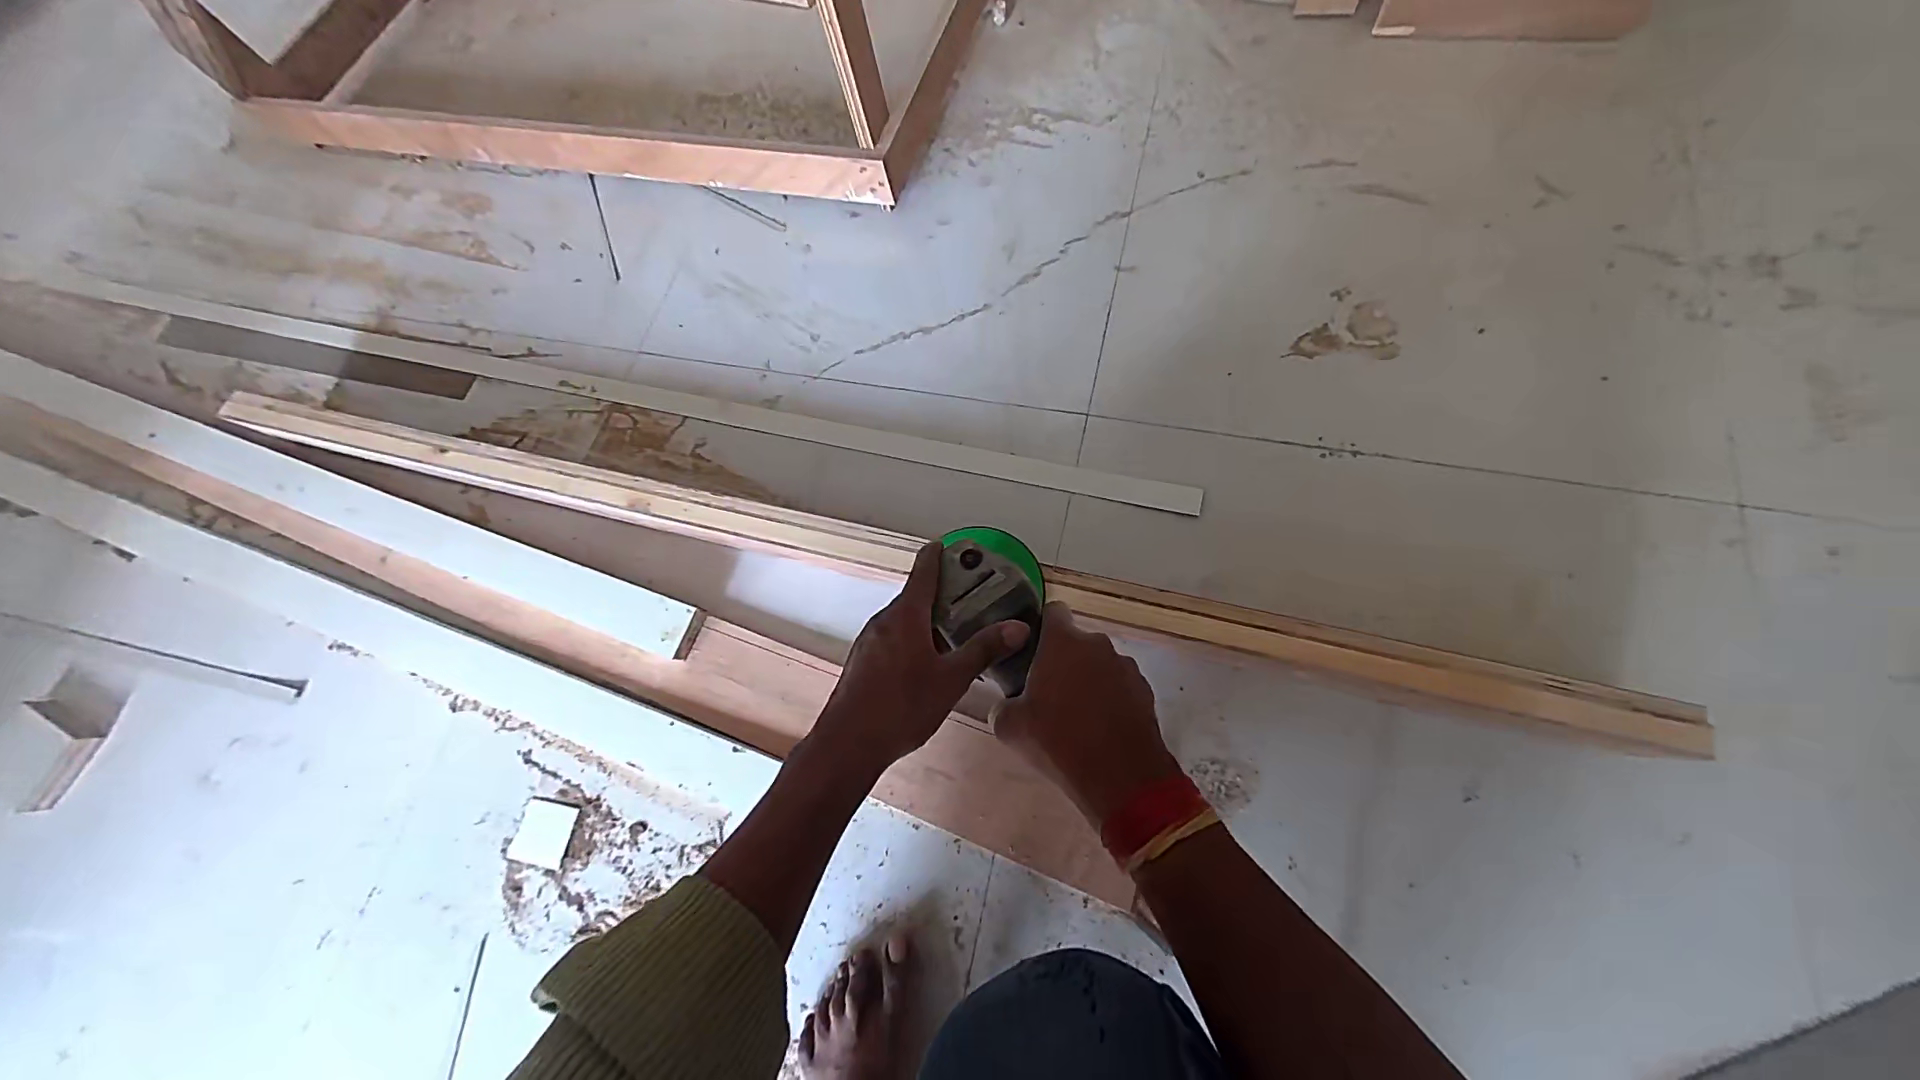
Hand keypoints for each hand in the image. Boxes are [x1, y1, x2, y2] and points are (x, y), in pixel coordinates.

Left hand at [810, 541, 1029, 775]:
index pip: (923, 571)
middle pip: (915, 595)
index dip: (938, 555)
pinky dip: (913, 637)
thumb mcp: (952, 679)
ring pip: (904, 619)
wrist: (849, 743)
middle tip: (969, 597)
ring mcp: (870, 641)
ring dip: (927, 618)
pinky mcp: (864, 661)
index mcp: (905, 616)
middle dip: (942, 593)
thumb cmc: (899, 708)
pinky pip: (893, 637)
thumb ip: (984, 649)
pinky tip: (928, 662)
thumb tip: (1016, 628)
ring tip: (955, 633)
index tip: (950, 546)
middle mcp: (884, 622)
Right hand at [993, 602, 1183, 827]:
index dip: (1041, 627)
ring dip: (1088, 680)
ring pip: (1099, 665)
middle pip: (1076, 643)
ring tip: (1077, 715)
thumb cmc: (1058, 741)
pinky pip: (1120, 686)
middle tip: (1048, 692)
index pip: (1052, 611)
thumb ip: (1003, 706)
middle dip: (1063, 661)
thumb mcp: (1010, 727)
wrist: (1121, 777)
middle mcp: (1097, 644)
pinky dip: (1110, 699)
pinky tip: (1100, 728)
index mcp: (1062, 642)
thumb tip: (1006, 706)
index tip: (1032, 650)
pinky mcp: (1145, 691)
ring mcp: (1126, 666)